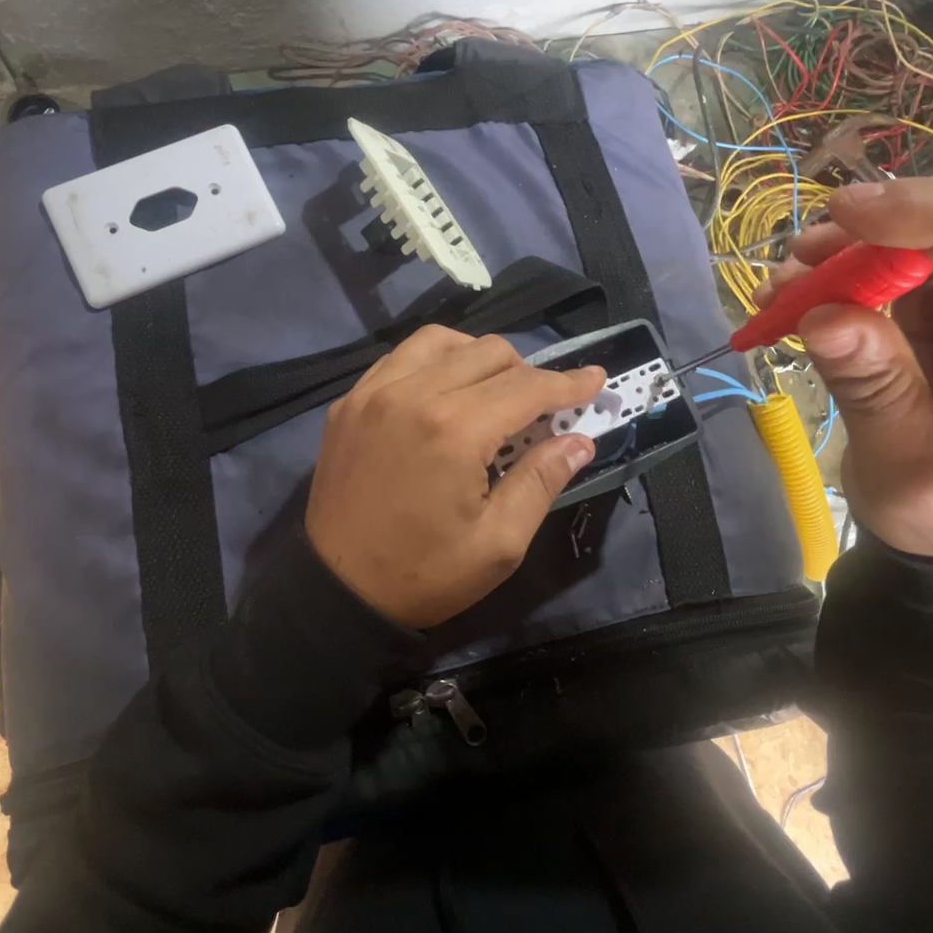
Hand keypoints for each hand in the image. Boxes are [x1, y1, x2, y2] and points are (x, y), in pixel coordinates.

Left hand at [306, 326, 606, 626]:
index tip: (596, 380)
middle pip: (488, 352)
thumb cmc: (423, 574)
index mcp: (454, 430)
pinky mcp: (349, 403)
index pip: (526, 386)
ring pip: (442, 342)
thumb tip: (579, 440)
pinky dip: (434, 361)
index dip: (568, 382)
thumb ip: (541, 481)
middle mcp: (412, 394)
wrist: (336, 590)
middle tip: (542, 407)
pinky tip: (444, 390)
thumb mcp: (498, 543)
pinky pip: (400, 357)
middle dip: (528, 373)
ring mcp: (373, 393)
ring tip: (494, 391)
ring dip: (479, 357)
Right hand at [758, 158, 932, 557]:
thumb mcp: (905, 473)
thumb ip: (874, 392)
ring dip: (873, 229)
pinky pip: (927, 238)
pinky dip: (865, 248)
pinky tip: (812, 279)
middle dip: (900, 213)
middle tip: (810, 254)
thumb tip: (825, 314)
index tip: (844, 215)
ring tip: (796, 272)